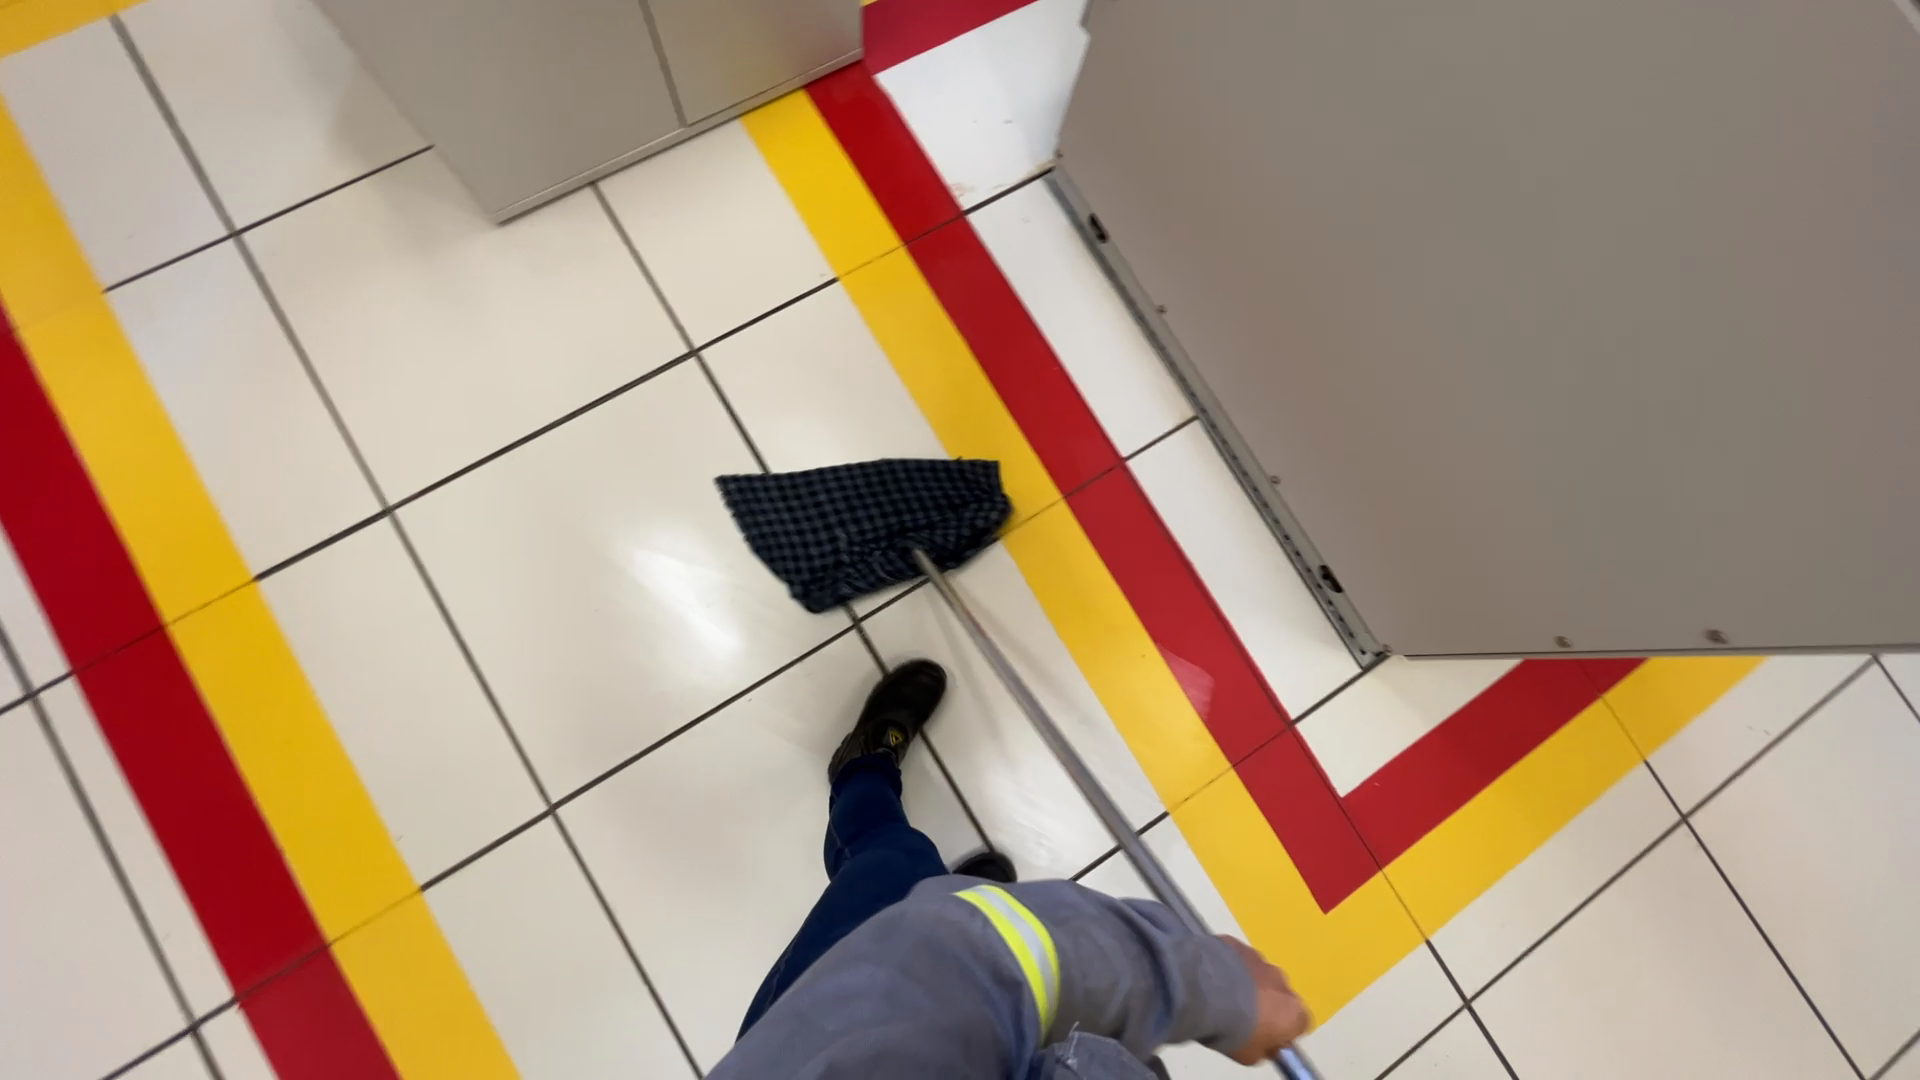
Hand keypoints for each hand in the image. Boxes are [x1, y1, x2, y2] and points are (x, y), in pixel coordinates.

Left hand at [1219, 936, 1310, 1064]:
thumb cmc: (1234, 1030)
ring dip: (1245, 981)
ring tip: (1221, 993)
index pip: (1299, 1022)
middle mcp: (1280, 980)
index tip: (1266, 1035)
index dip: (1283, 1030)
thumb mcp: (1251, 1055)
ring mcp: (1257, 957)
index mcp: (1293, 1011)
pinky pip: (1236, 957)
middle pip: (1278, 993)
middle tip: (1241, 1013)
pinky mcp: (1234, 942)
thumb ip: (1264, 1047)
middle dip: (1265, 1001)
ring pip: (1256, 972)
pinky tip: (1211, 975)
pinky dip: (1227, 964)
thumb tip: (1264, 1042)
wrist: (1204, 990)